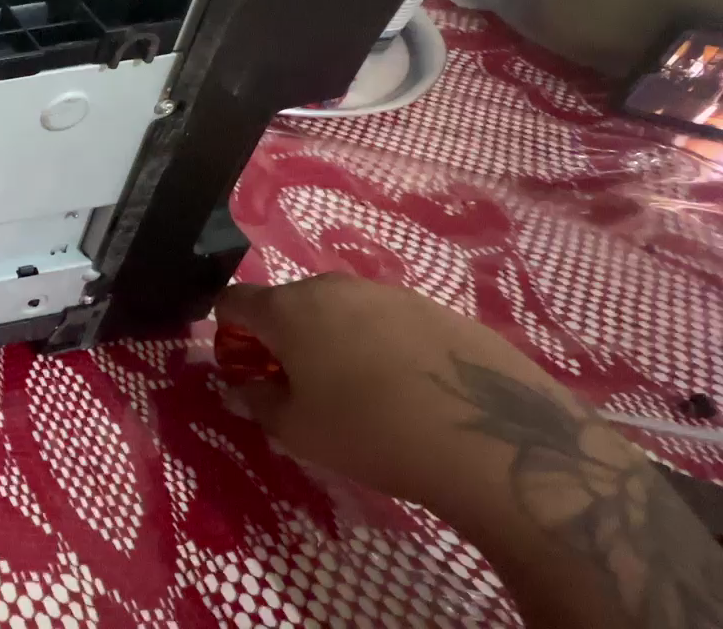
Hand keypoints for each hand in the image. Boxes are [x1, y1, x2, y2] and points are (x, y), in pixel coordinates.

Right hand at [214, 273, 583, 520]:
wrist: (502, 446)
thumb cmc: (372, 433)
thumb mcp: (295, 431)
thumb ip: (257, 401)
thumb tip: (245, 387)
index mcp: (286, 308)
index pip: (232, 300)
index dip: (230, 331)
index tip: (248, 366)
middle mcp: (334, 287)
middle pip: (290, 302)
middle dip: (287, 335)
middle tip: (307, 383)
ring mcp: (394, 294)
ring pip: (345, 310)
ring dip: (339, 339)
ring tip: (368, 391)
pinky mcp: (446, 311)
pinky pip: (395, 323)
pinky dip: (390, 347)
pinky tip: (417, 392)